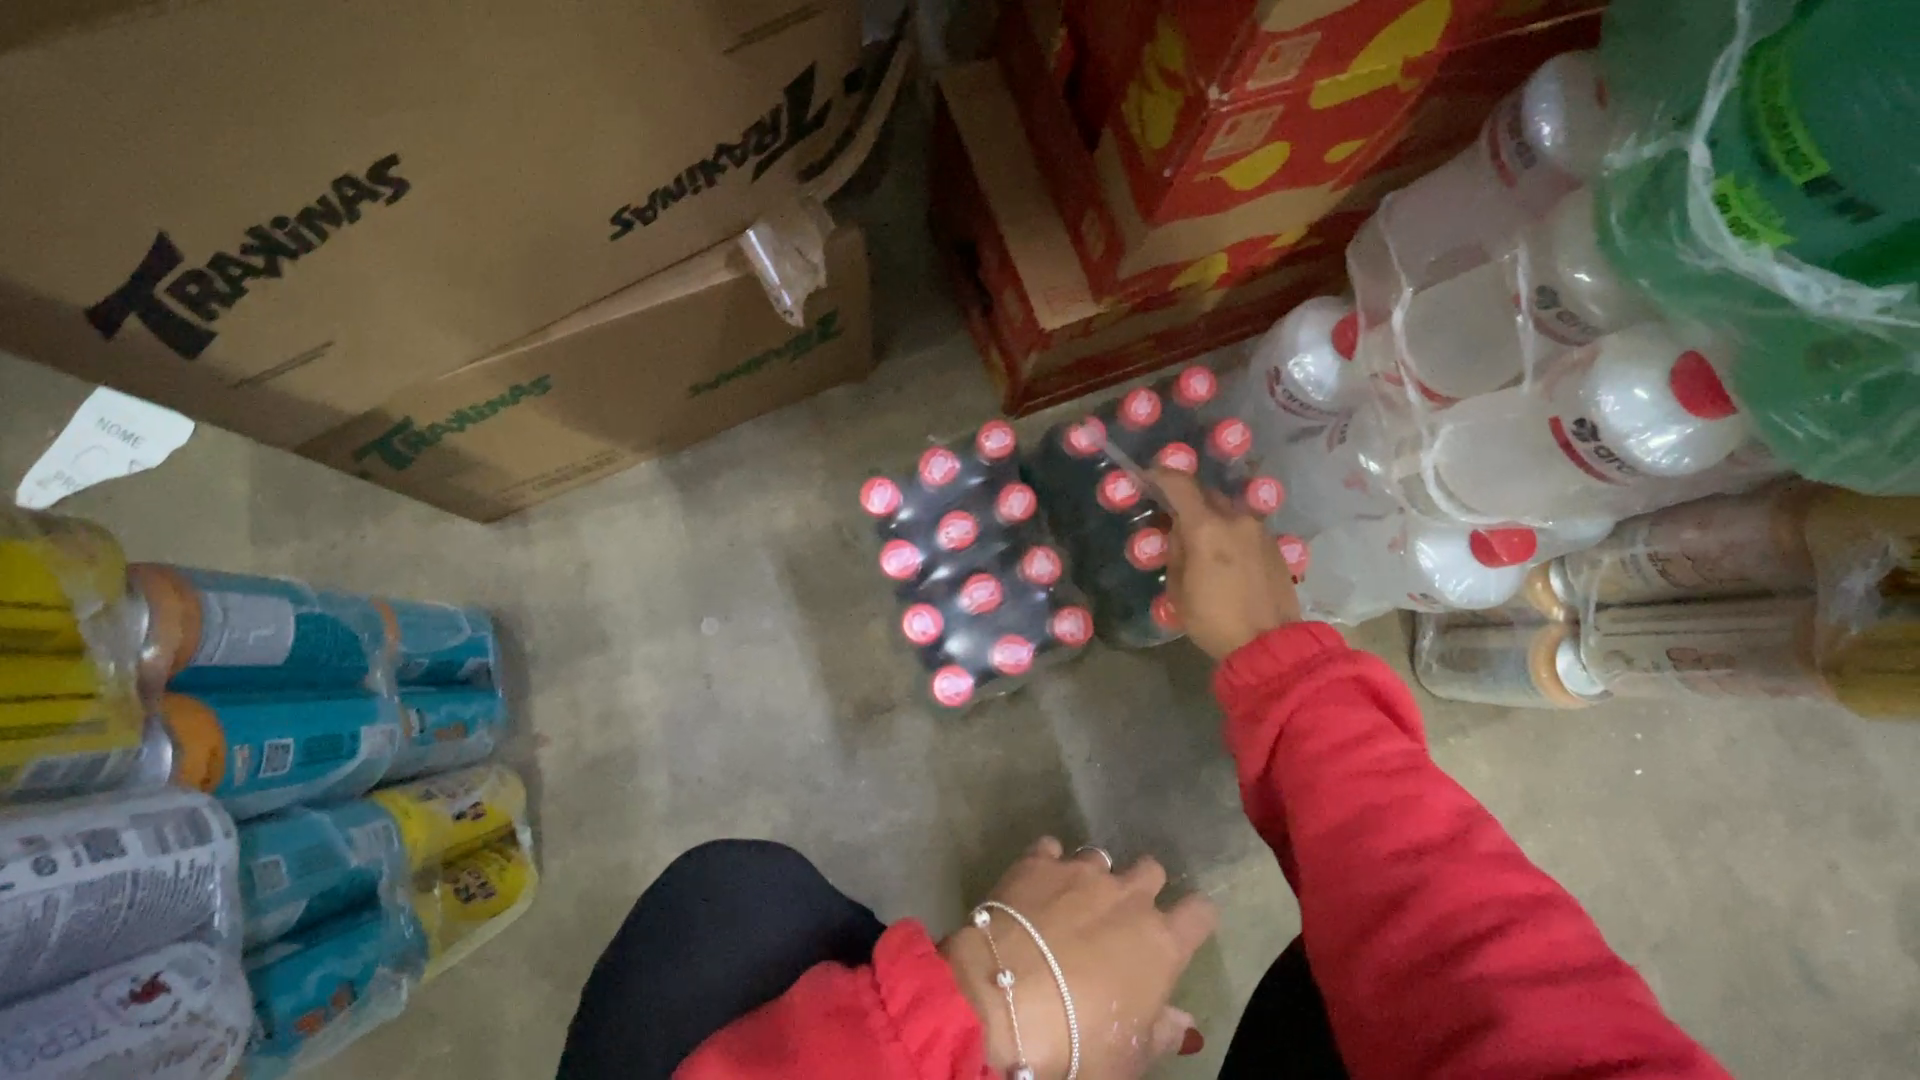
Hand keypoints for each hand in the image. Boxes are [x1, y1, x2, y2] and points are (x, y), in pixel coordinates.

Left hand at [941, 837, 1215, 1078]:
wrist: (1003, 998)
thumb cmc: (1077, 1038)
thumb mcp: (1129, 1056)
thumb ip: (1161, 1032)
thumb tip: (1184, 1023)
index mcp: (1160, 943)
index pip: (1200, 913)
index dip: (1195, 918)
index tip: (1185, 928)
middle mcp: (1127, 897)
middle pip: (1151, 870)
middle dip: (1142, 886)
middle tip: (1122, 914)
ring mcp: (1080, 873)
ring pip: (1100, 858)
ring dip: (1092, 876)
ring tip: (1073, 900)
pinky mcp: (1037, 863)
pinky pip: (1048, 848)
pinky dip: (1046, 861)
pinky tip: (1036, 880)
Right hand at [1155, 468, 1301, 660]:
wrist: (1270, 643)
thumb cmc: (1214, 620)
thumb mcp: (1179, 589)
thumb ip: (1177, 551)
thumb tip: (1180, 532)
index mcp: (1207, 528)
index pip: (1180, 484)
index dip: (1161, 475)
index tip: (1147, 477)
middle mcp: (1236, 520)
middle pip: (1206, 494)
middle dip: (1187, 499)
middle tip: (1172, 515)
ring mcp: (1259, 531)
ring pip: (1228, 510)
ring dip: (1211, 517)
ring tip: (1200, 540)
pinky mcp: (1274, 545)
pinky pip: (1244, 527)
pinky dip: (1229, 531)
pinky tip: (1224, 556)